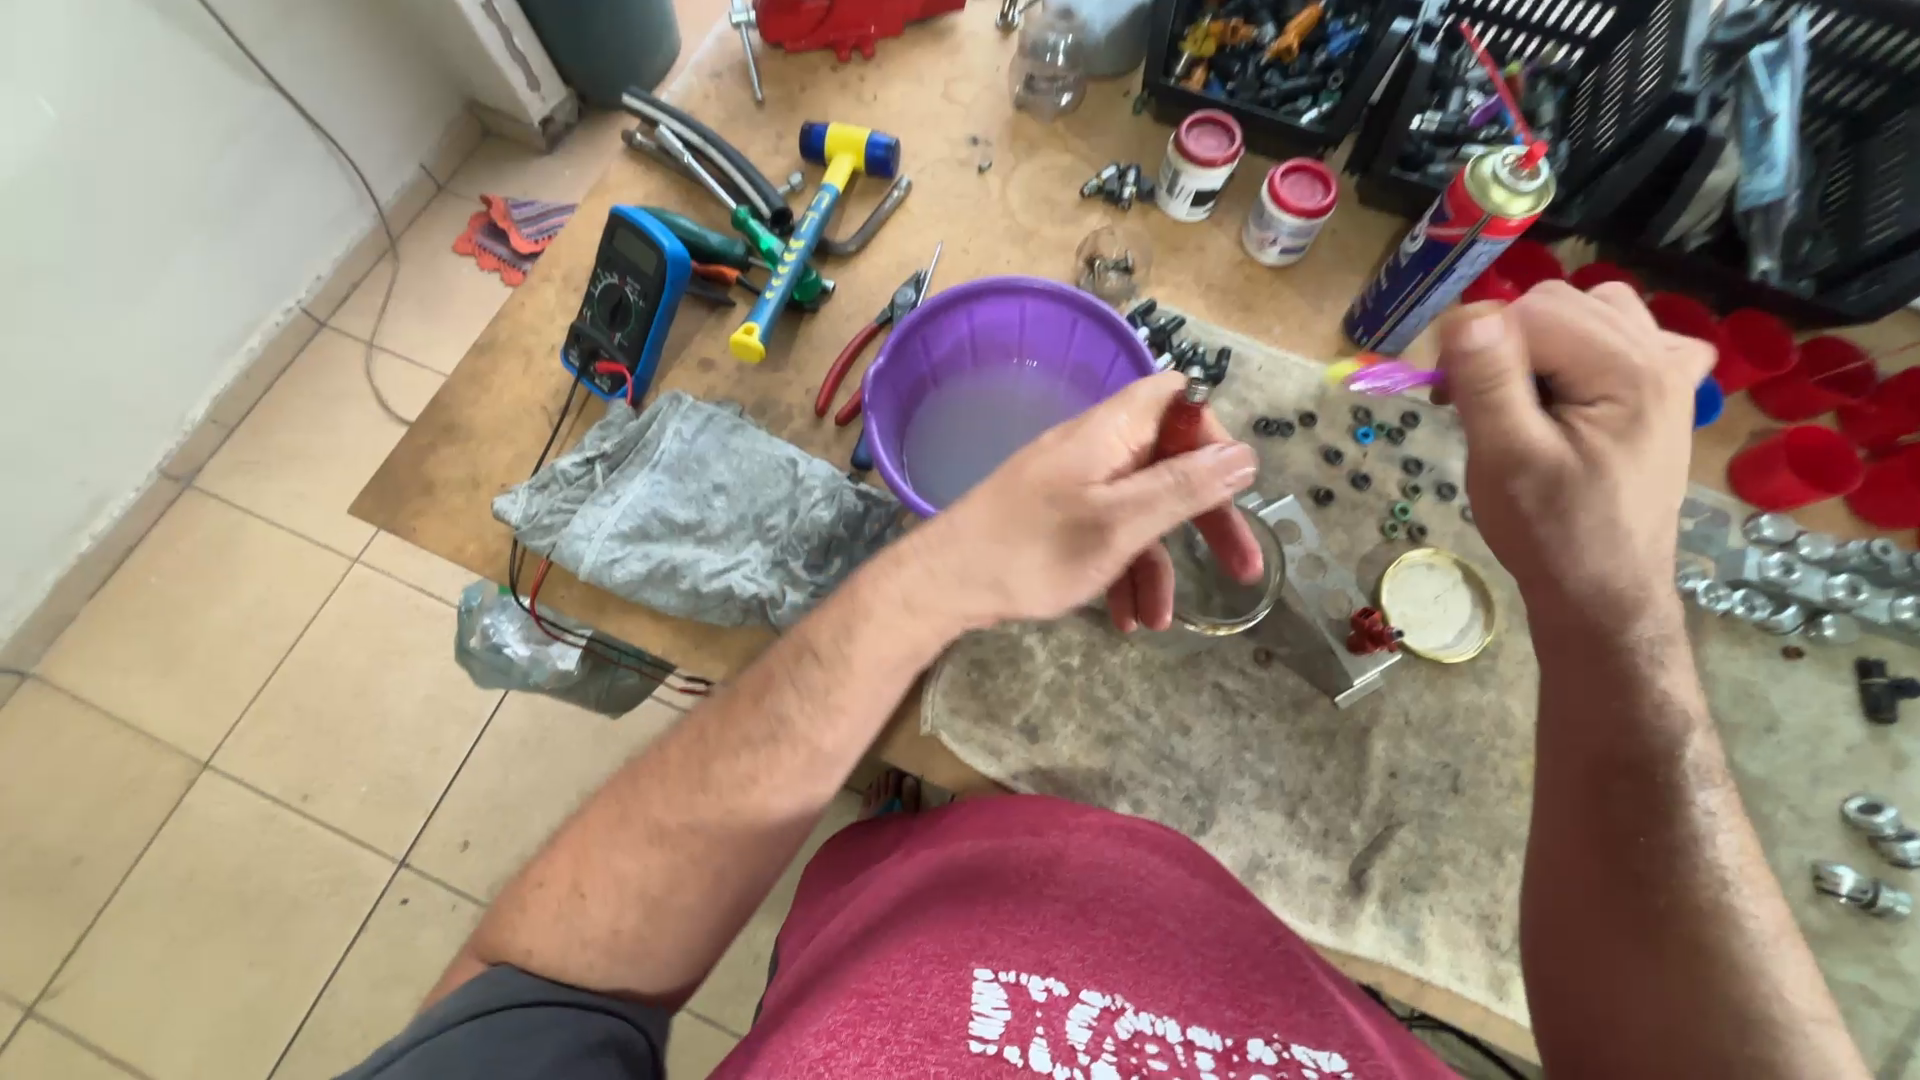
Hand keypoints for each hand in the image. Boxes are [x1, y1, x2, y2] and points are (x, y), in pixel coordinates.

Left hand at [904, 371, 1262, 633]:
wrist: (945, 584)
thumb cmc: (1033, 550)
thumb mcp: (1120, 524)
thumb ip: (1183, 488)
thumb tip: (1244, 454)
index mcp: (1111, 432)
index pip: (1176, 400)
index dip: (1210, 434)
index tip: (1232, 483)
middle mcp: (1096, 451)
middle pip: (1169, 467)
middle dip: (1205, 521)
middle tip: (1242, 569)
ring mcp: (1075, 487)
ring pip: (1139, 514)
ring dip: (1156, 567)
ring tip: (1159, 623)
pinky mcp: (1058, 520)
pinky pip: (1107, 537)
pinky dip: (1122, 574)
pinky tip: (1125, 621)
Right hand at [1436, 282, 1713, 637]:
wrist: (1601, 588)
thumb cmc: (1549, 530)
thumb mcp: (1507, 458)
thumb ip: (1490, 382)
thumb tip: (1466, 315)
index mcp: (1628, 369)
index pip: (1531, 313)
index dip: (1474, 344)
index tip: (1442, 397)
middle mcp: (1660, 355)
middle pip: (1558, 304)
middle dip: (1500, 342)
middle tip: (1467, 402)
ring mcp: (1669, 371)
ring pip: (1588, 311)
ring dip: (1536, 341)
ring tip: (1510, 394)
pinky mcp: (1662, 391)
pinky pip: (1622, 336)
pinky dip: (1580, 348)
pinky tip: (1566, 387)